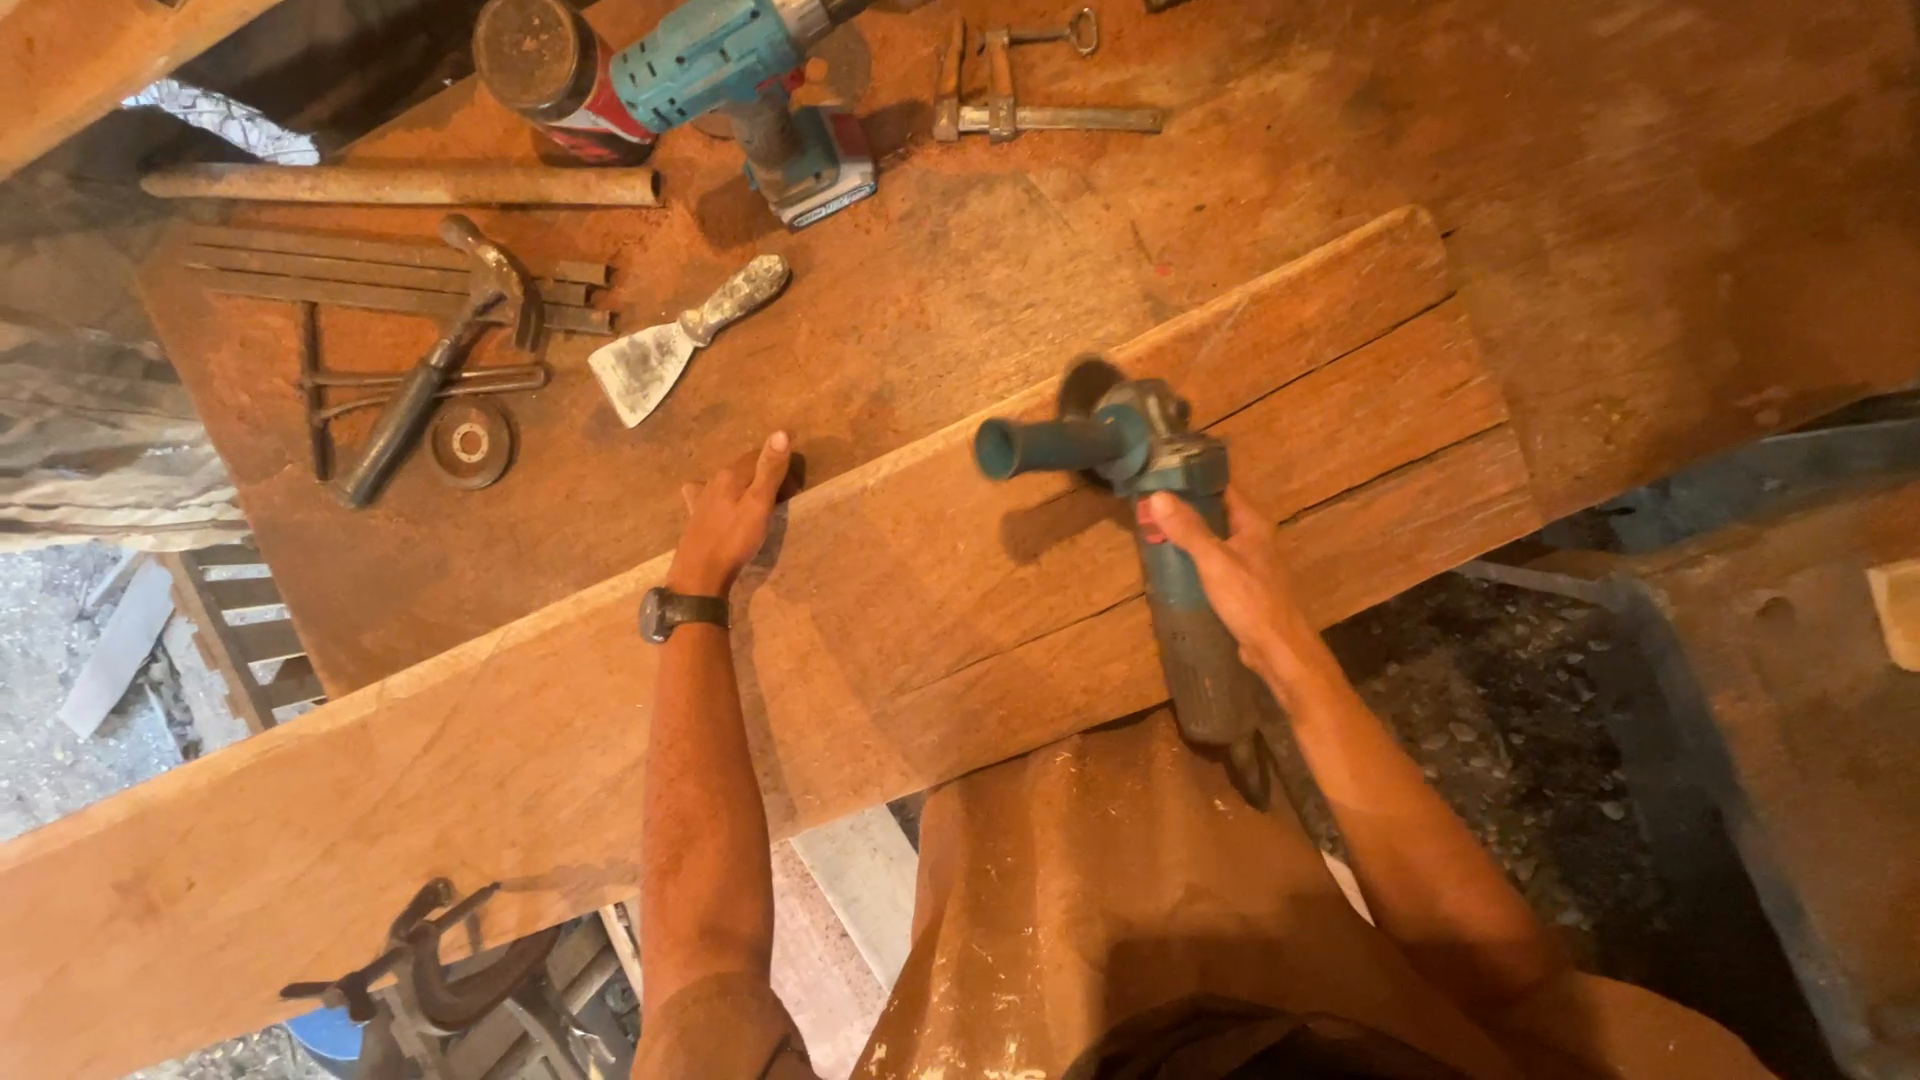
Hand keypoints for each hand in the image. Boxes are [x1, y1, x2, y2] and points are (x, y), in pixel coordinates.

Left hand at [667, 431, 792, 595]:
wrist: (700, 573)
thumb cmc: (734, 539)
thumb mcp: (759, 504)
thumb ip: (770, 469)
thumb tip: (780, 432)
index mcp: (730, 474)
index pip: (758, 456)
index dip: (778, 466)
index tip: (792, 487)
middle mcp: (713, 481)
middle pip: (743, 469)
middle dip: (763, 475)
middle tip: (781, 496)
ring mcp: (701, 499)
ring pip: (728, 482)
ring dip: (744, 486)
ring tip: (757, 501)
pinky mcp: (696, 516)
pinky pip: (711, 497)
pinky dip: (720, 495)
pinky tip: (714, 502)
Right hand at [1145, 487, 1342, 706]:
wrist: (1278, 649)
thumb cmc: (1251, 599)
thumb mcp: (1215, 561)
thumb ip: (1188, 529)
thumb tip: (1157, 496)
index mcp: (1252, 523)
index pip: (1223, 486)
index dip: (1195, 475)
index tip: (1163, 469)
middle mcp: (1252, 537)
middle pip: (1216, 510)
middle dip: (1185, 504)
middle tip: (1148, 499)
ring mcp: (1248, 561)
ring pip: (1213, 536)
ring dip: (1188, 531)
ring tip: (1153, 525)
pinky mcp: (1240, 584)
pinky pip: (1213, 559)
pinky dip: (1193, 555)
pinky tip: (1172, 560)